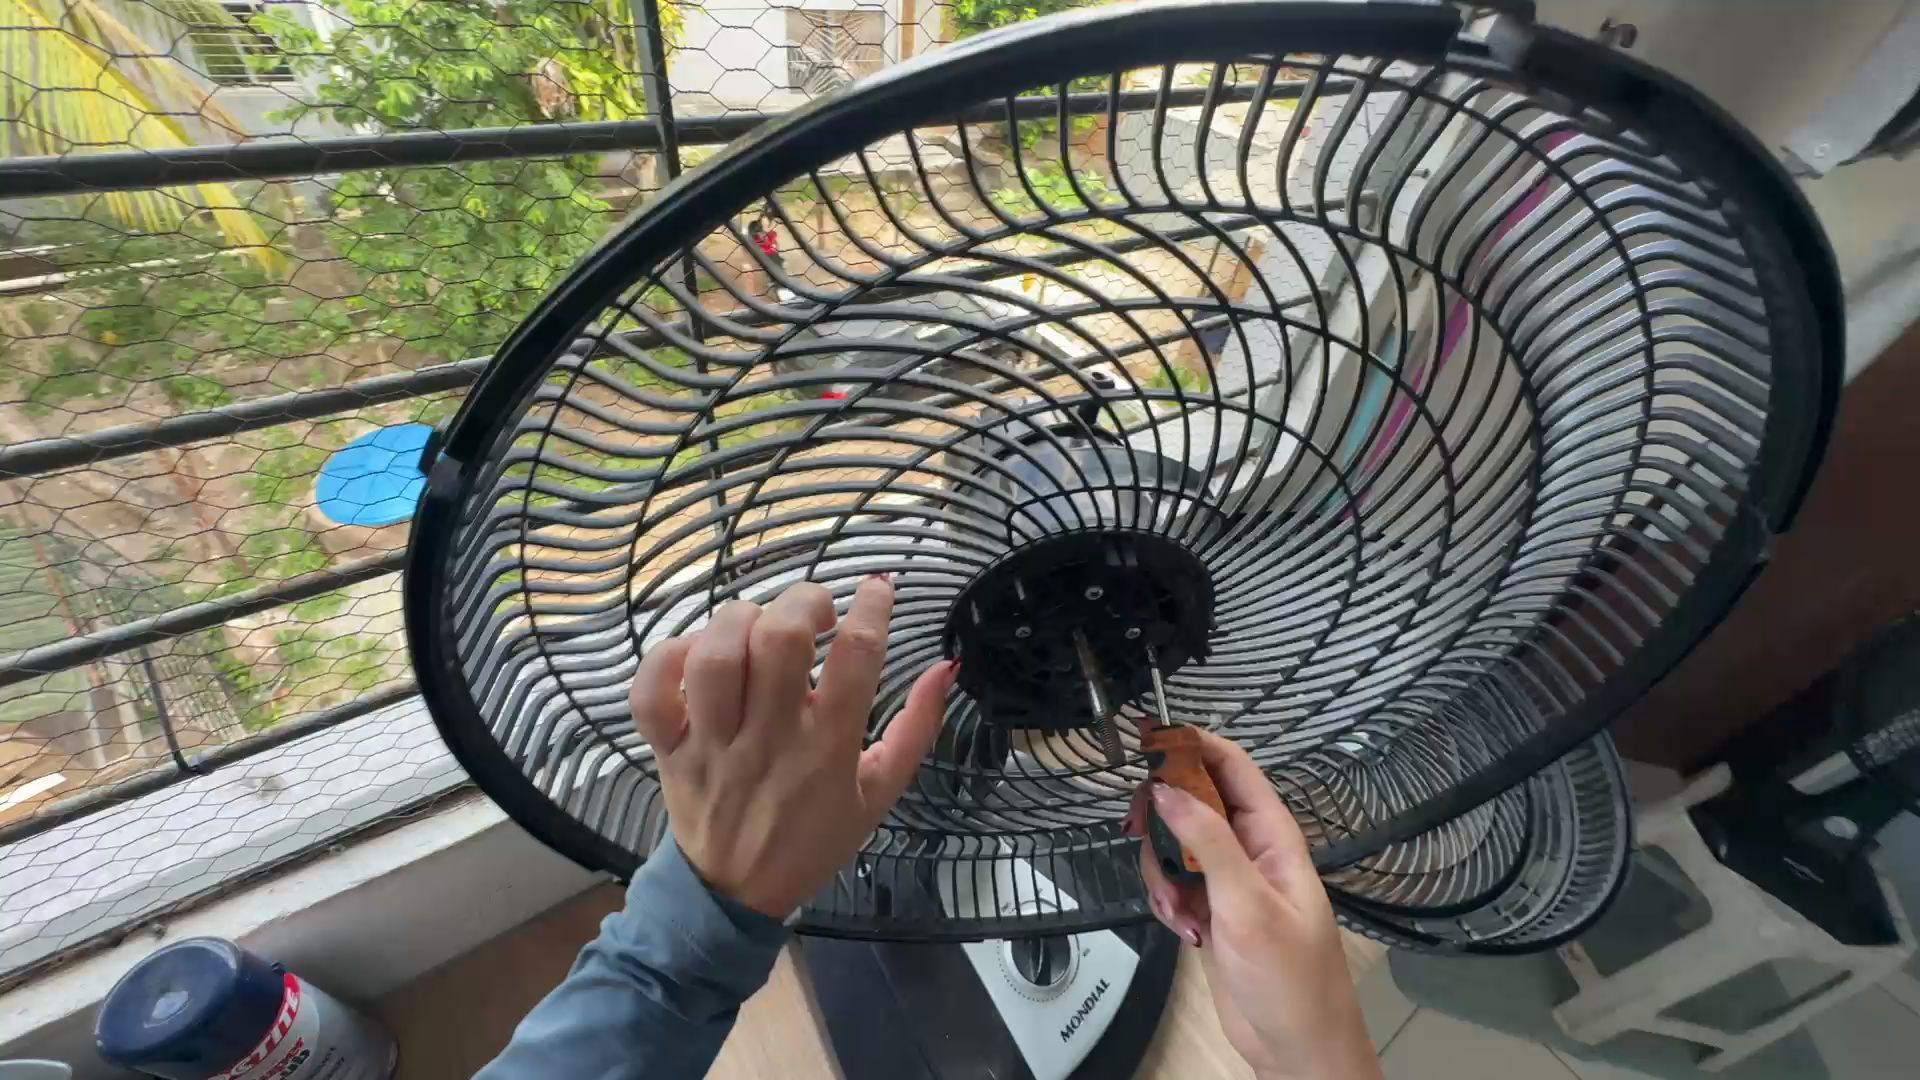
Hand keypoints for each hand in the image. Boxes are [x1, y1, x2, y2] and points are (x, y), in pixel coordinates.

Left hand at [630, 575, 956, 917]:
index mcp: (829, 750)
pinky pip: (651, 692)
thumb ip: (916, 728)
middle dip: (805, 602)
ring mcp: (712, 744)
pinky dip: (669, 655)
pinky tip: (699, 652)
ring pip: (716, 655)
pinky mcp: (667, 749)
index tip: (878, 588)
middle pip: (781, 640)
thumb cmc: (816, 837)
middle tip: (818, 614)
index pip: (857, 659)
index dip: (872, 608)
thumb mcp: (881, 792)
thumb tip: (946, 667)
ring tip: (760, 628)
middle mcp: (770, 739)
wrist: (735, 896)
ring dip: (741, 621)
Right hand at [1127, 732, 1380, 1079]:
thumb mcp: (1248, 905)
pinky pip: (1169, 876)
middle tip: (1139, 827)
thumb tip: (1165, 788)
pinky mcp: (1205, 903)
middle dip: (1162, 814)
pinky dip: (1163, 896)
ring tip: (1175, 907)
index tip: (1148, 735)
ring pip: (1172, 839)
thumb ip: (1208, 842)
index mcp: (1270, 833)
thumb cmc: (1291, 979)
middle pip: (1190, 798)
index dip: (1192, 742)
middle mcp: (1245, 845)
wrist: (1296, 1053)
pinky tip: (1179, 926)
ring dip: (1160, 867)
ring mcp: (1223, 875)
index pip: (1230, 765)